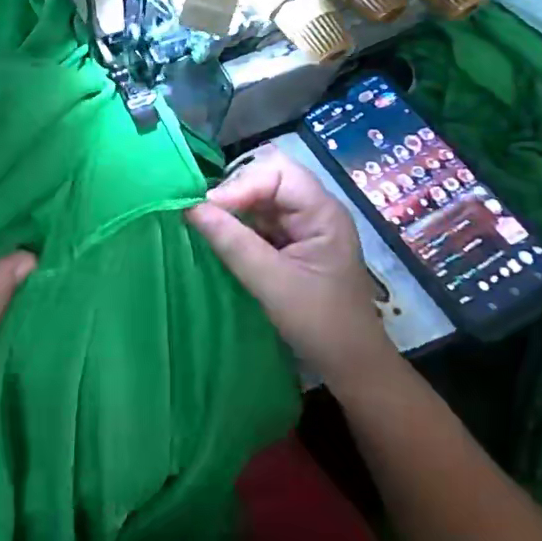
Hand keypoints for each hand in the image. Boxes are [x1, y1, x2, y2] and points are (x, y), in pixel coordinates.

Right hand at [185, 147, 394, 387]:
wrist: (353, 368)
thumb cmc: (321, 324)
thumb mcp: (272, 283)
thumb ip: (232, 242)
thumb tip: (189, 207)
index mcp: (323, 212)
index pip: (277, 172)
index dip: (242, 184)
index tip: (209, 209)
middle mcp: (316, 210)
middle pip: (268, 179)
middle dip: (235, 194)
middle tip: (206, 216)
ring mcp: (305, 227)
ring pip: (260, 199)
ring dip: (234, 211)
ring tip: (208, 228)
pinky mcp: (293, 244)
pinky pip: (260, 221)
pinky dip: (238, 227)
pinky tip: (222, 240)